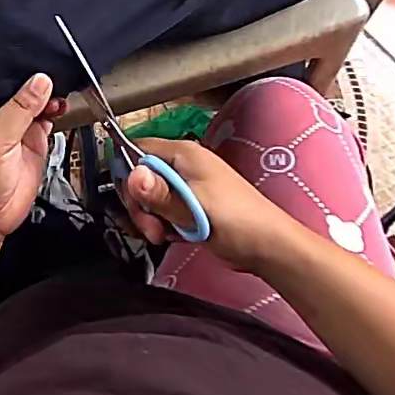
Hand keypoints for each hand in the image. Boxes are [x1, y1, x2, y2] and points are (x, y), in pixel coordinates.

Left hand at [0, 74, 66, 263]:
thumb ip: (20, 108)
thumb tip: (41, 81)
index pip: (6, 83)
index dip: (24, 73)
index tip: (44, 63)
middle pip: (25, 94)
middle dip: (41, 85)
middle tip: (59, 75)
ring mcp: (17, 134)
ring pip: (39, 108)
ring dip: (51, 100)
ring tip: (61, 93)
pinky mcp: (34, 149)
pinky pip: (48, 125)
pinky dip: (56, 116)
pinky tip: (60, 108)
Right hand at [120, 138, 315, 273]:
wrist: (266, 245)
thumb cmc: (236, 219)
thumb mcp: (193, 206)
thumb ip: (160, 193)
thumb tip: (132, 175)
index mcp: (183, 154)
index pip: (138, 149)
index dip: (128, 172)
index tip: (133, 199)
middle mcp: (182, 165)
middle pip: (139, 177)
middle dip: (139, 204)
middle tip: (152, 226)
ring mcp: (185, 186)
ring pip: (149, 197)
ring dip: (150, 218)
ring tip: (163, 234)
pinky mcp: (188, 206)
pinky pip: (161, 211)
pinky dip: (161, 224)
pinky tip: (171, 236)